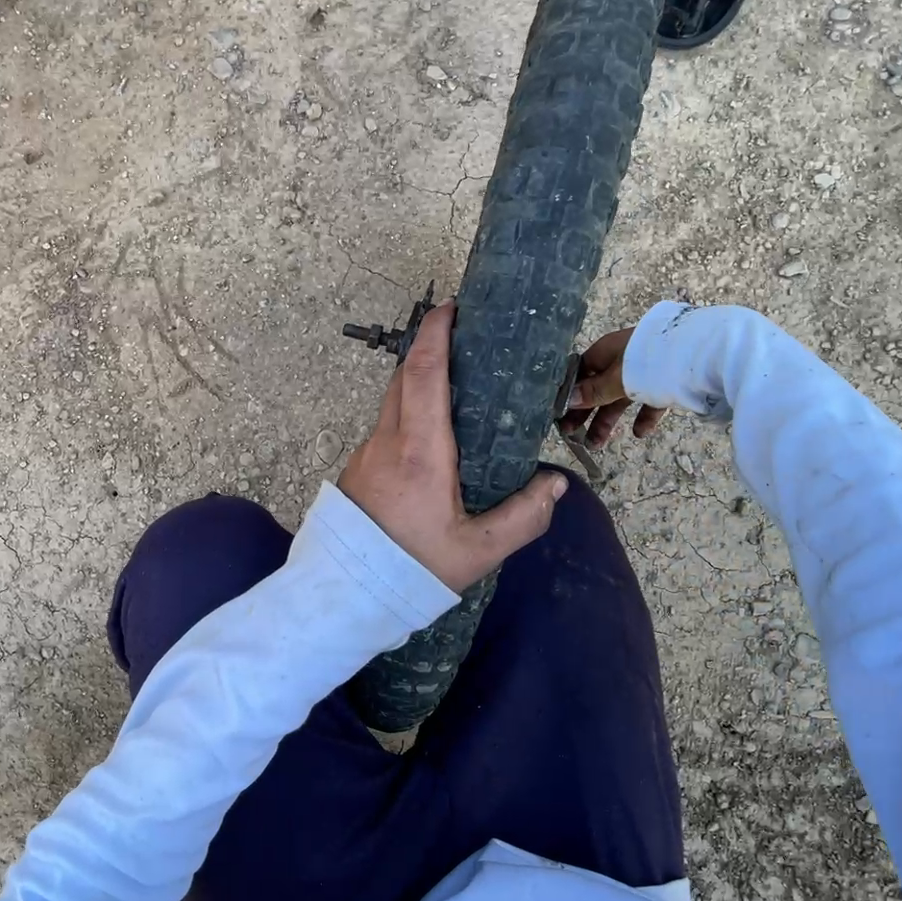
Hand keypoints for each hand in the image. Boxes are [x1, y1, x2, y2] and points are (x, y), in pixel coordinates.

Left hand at [338, 301, 568, 591]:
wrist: (348, 591)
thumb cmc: (413, 568)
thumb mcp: (478, 551)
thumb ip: (523, 517)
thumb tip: (554, 486)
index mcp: (419, 450)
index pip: (425, 373)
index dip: (437, 334)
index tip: (452, 309)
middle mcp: (388, 441)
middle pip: (405, 377)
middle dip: (430, 348)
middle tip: (464, 337)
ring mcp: (367, 452)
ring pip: (392, 401)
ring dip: (418, 380)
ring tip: (455, 381)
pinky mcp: (358, 468)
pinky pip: (386, 425)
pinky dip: (409, 410)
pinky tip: (432, 430)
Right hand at [559, 327, 666, 448]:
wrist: (706, 353)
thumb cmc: (652, 362)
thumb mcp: (618, 379)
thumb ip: (593, 391)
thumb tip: (567, 399)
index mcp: (607, 350)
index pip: (580, 372)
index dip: (569, 393)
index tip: (559, 414)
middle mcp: (623, 358)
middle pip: (598, 387)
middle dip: (585, 412)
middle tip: (570, 435)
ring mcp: (646, 370)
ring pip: (621, 397)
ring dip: (608, 420)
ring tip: (596, 445)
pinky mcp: (668, 382)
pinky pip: (650, 401)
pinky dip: (643, 417)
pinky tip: (640, 433)